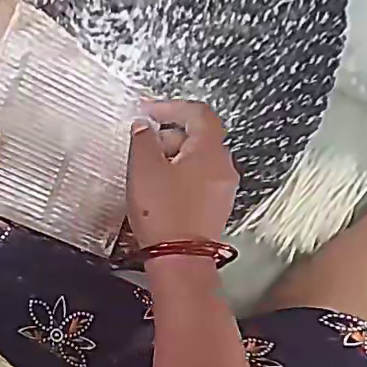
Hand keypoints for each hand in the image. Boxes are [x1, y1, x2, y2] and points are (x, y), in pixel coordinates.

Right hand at [127, 100, 237, 246]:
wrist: (180, 259)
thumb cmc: (163, 214)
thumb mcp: (144, 168)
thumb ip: (143, 139)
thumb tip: (144, 126)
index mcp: (210, 150)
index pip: (198, 113)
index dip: (171, 107)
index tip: (148, 111)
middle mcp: (223, 167)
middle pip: (199, 137)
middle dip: (170, 135)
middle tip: (144, 144)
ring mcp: (222, 189)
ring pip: (199, 160)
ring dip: (174, 157)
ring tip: (149, 170)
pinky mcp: (215, 208)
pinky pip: (199, 181)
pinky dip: (181, 176)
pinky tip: (161, 190)